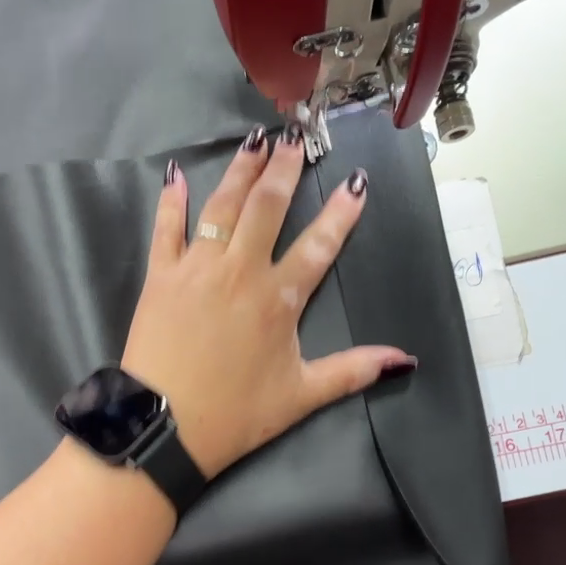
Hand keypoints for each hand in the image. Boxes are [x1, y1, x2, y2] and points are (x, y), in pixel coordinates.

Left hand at [121, 125, 415, 477]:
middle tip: (295, 139)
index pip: (319, 245)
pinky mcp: (161, 276)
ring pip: (222, 206)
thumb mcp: (301, 396)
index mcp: (279, 299)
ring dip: (240, 171)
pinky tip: (176, 174)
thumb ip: (353, 371)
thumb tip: (405, 359)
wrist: (164, 425)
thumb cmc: (236, 415)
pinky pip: (166, 228)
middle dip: (284, 170)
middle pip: (267, 207)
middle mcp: (241, 270)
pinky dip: (171, 200)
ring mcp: (197, 268)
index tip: (357, 182)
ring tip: (253, 141)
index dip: (342, 213)